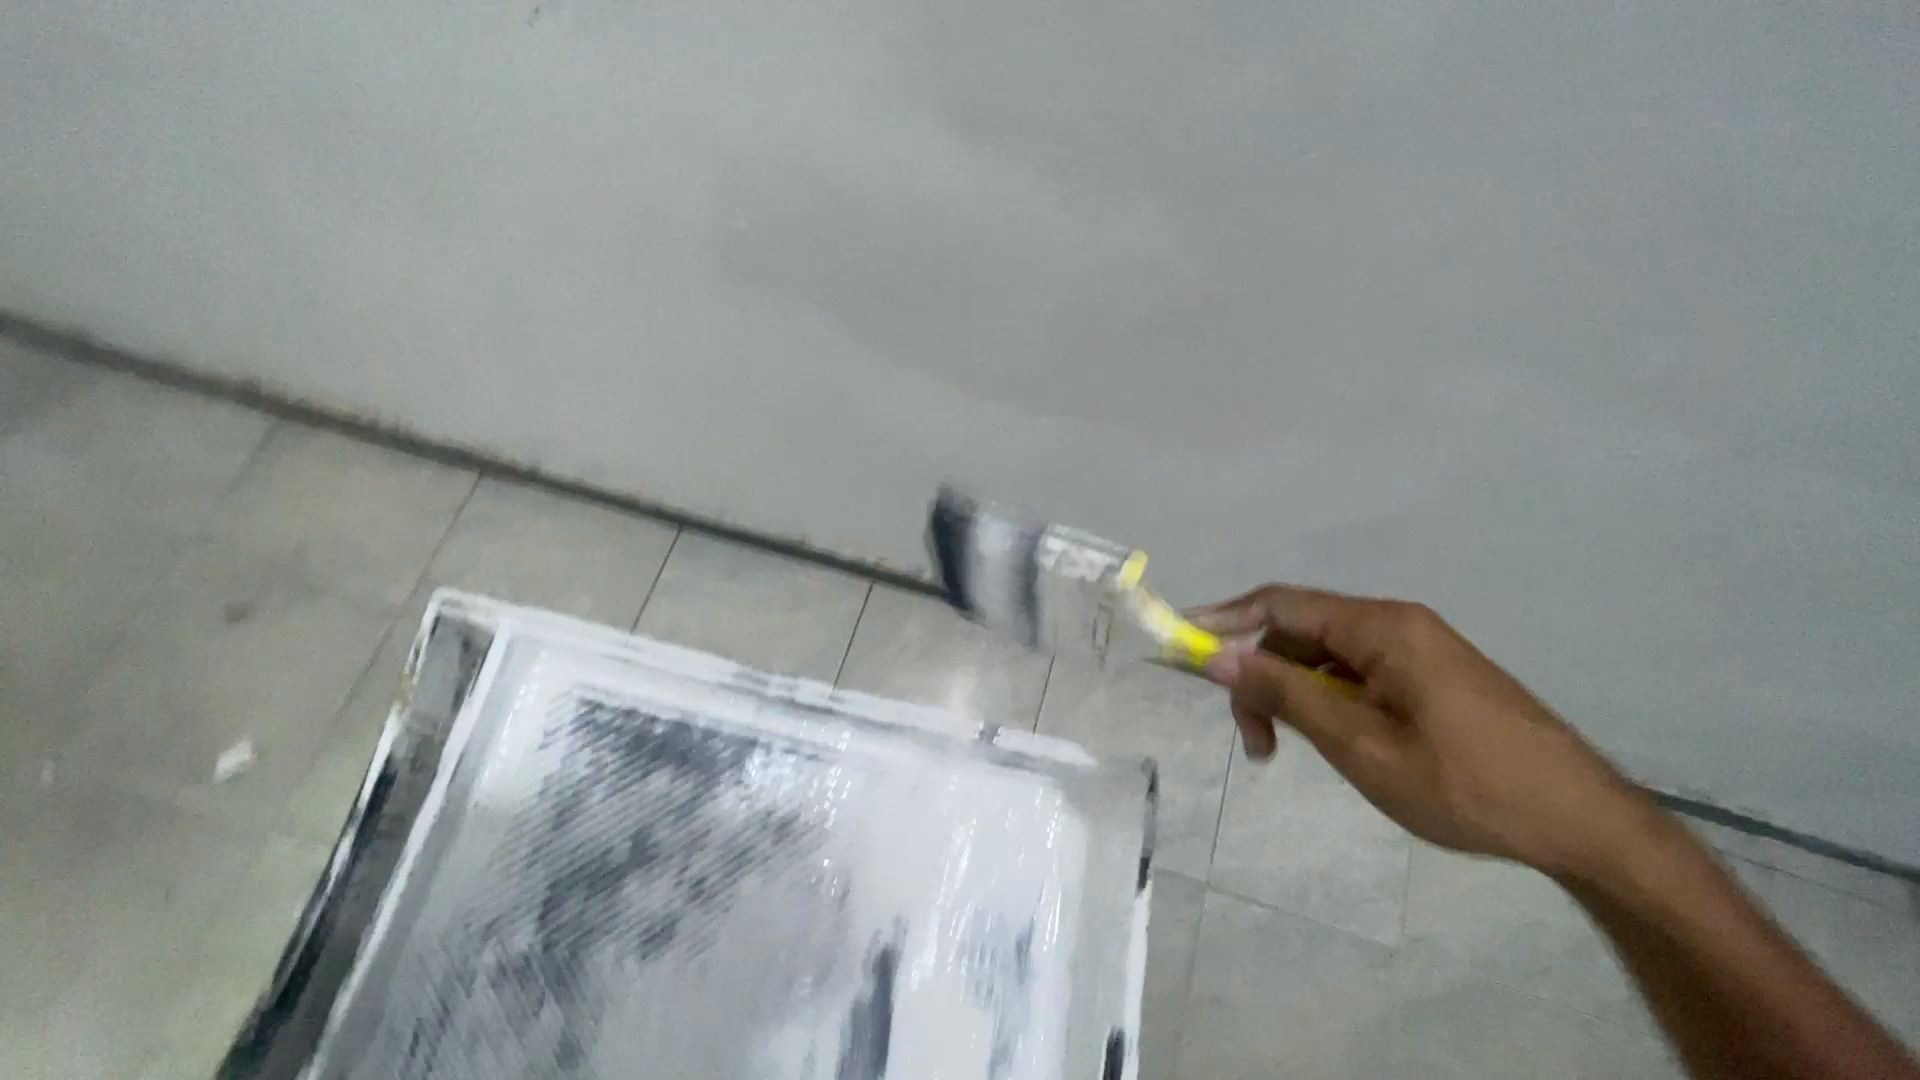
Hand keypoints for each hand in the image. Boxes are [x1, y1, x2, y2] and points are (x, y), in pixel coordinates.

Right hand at [1190, 584, 1660, 876]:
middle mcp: (1398, 624)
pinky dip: (1328, 700)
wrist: (1584, 823)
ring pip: (1328, 656)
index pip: (1280, 604)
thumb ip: (1286, 695)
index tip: (1181, 647)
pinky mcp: (1433, 676)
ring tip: (1288, 751)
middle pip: (1301, 631)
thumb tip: (1216, 656)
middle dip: (1262, 676)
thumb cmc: (1466, 785)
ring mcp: (1419, 649)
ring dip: (1294, 693)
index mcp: (1382, 627)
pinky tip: (1332, 741)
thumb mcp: (1361, 745)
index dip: (1225, 620)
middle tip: (1254, 742)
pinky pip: (1358, 673)